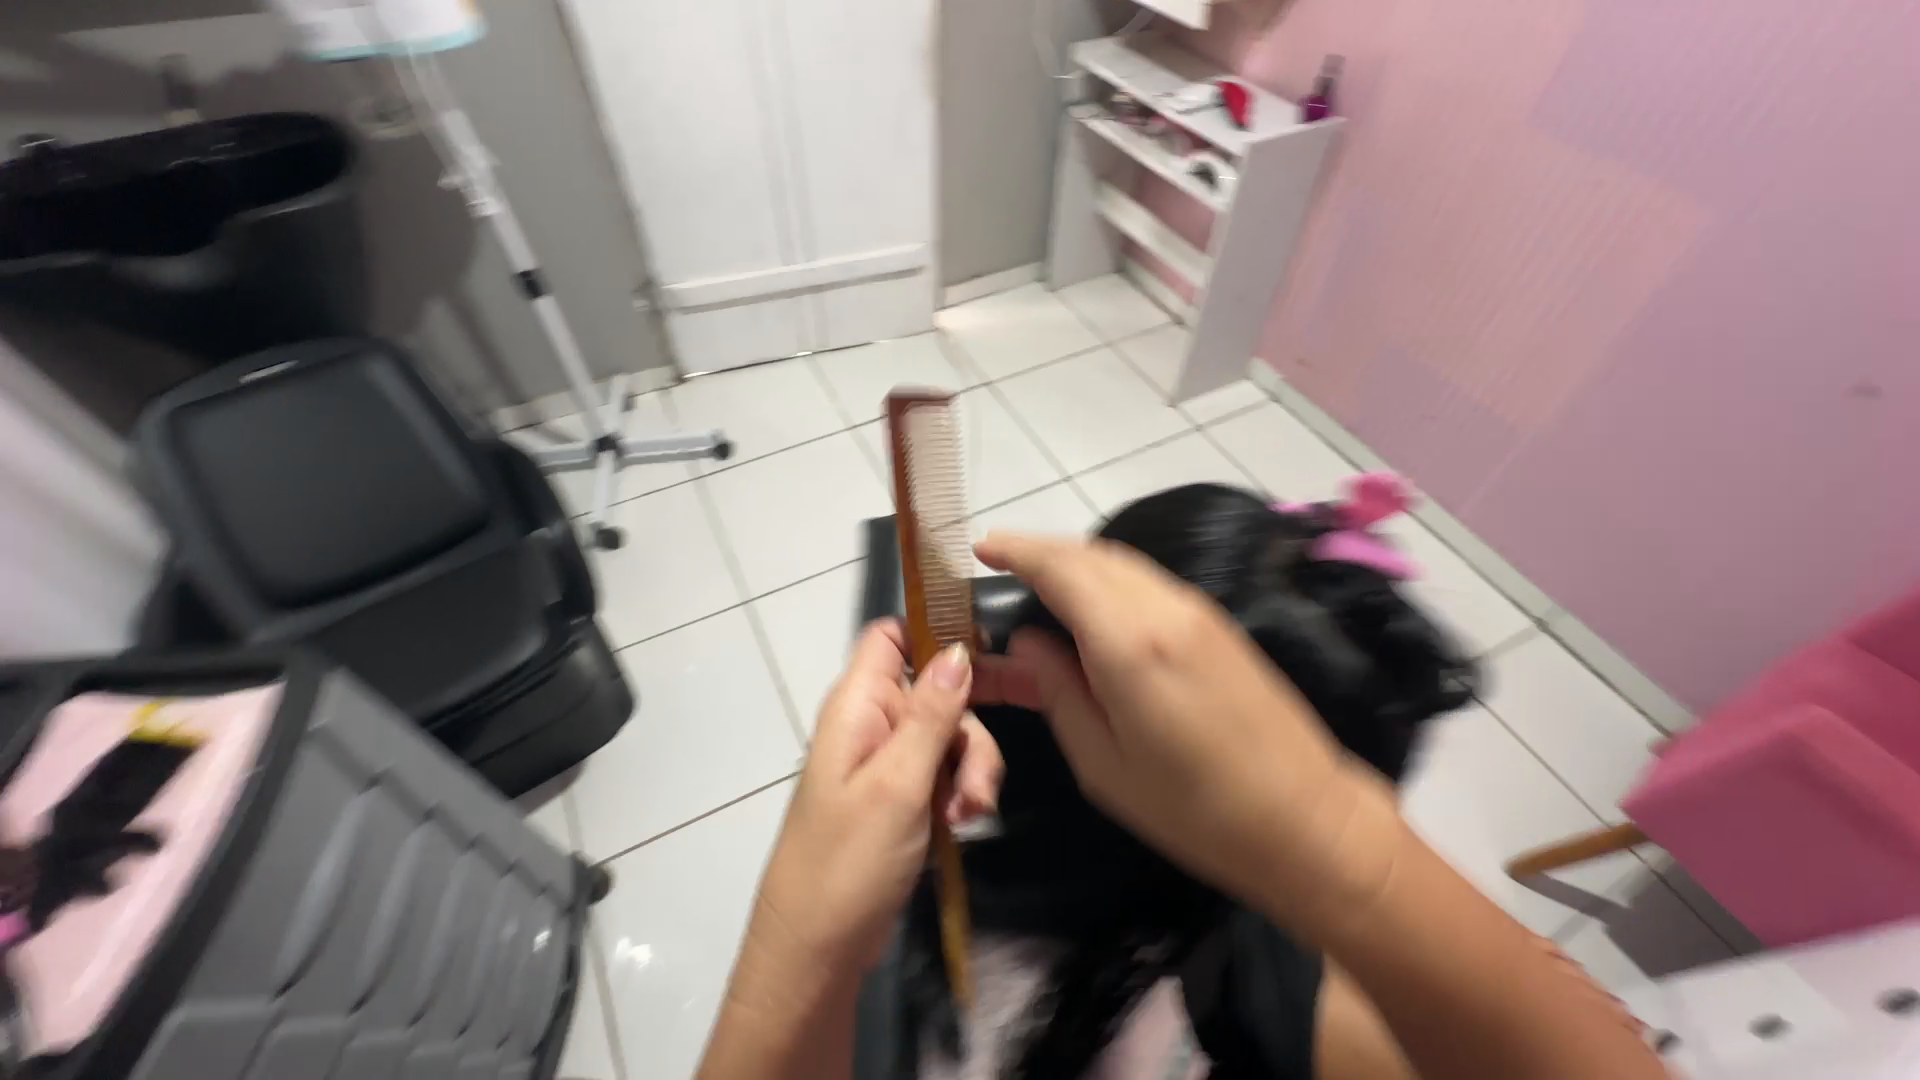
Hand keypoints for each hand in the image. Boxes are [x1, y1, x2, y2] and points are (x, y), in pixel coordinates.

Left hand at [751, 621, 1002, 975]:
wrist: (817, 951)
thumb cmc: (848, 860)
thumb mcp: (897, 783)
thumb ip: (931, 713)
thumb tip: (958, 647)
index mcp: (858, 703)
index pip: (892, 635)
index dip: (937, 632)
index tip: (989, 656)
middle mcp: (872, 722)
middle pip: (938, 690)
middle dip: (969, 730)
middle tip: (980, 780)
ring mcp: (887, 761)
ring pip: (949, 736)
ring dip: (971, 769)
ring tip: (968, 815)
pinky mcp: (901, 796)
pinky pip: (943, 772)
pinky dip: (961, 792)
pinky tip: (962, 825)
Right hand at [973, 532, 1401, 926]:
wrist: (1306, 820)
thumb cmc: (1192, 810)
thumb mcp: (1103, 764)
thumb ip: (1059, 691)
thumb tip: (1028, 642)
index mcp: (1130, 644)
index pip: (1062, 569)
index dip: (1017, 551)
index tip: (981, 547)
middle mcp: (1165, 609)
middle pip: (1091, 554)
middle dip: (1041, 549)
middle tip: (1000, 562)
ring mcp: (1198, 611)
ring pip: (1122, 562)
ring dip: (1075, 560)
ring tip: (1036, 580)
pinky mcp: (1218, 623)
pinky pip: (1147, 581)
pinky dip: (1107, 576)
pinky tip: (1090, 603)